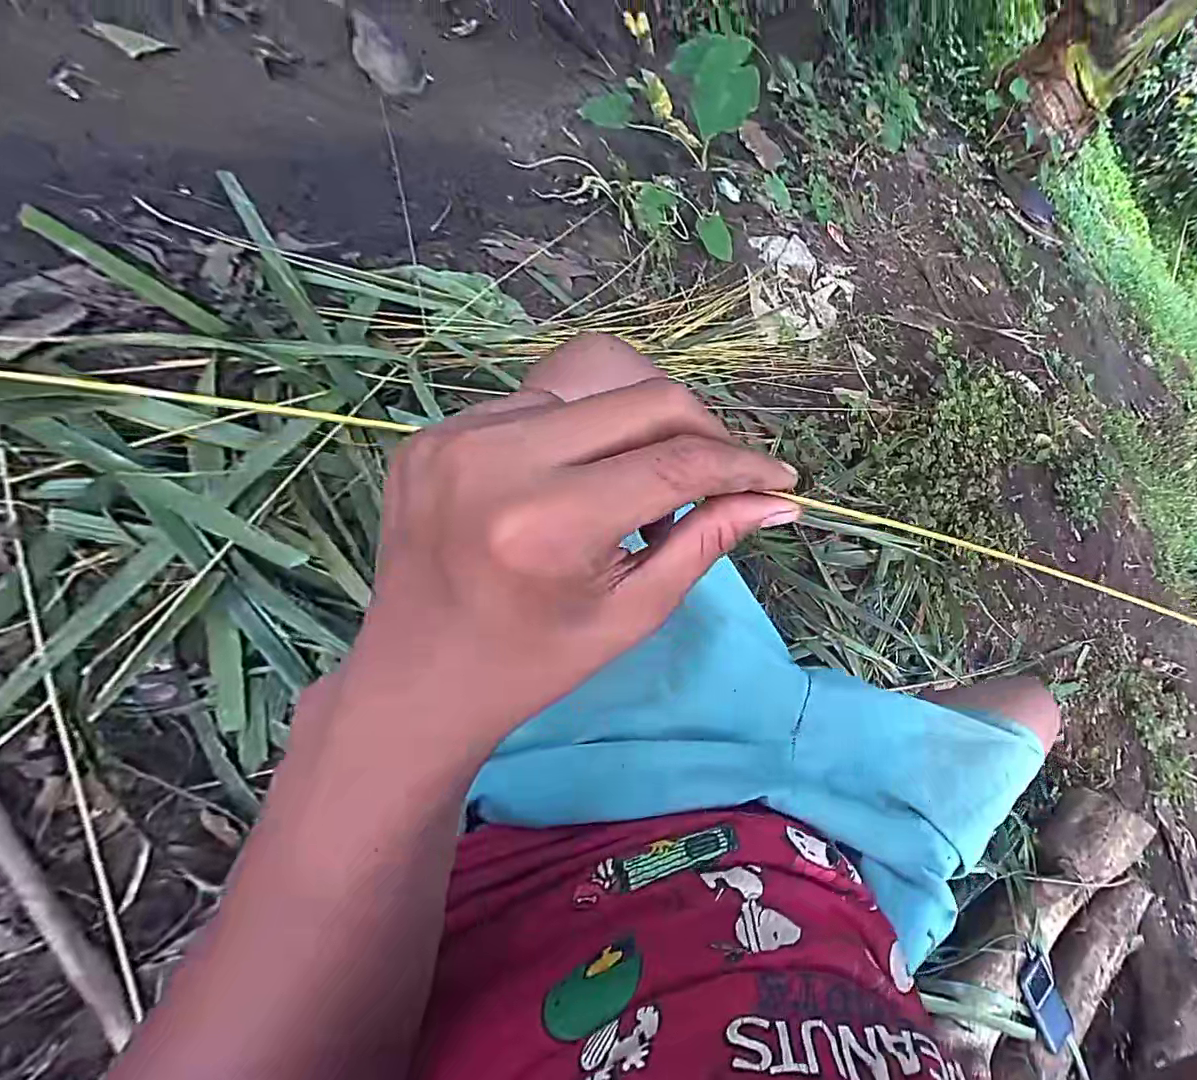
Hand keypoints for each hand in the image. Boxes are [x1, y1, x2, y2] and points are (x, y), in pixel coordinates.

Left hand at [316, 368, 799, 769]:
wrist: (416, 676)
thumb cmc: (538, 661)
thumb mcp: (637, 611)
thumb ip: (708, 541)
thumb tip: (777, 502)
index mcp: (547, 522)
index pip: (676, 463)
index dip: (742, 465)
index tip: (781, 478)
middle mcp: (497, 458)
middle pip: (646, 399)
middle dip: (707, 432)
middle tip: (726, 477)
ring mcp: (458, 433)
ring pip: (601, 390)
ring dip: (648, 432)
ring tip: (648, 491)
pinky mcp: (440, 428)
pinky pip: (551, 402)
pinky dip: (593, 434)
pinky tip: (589, 482)